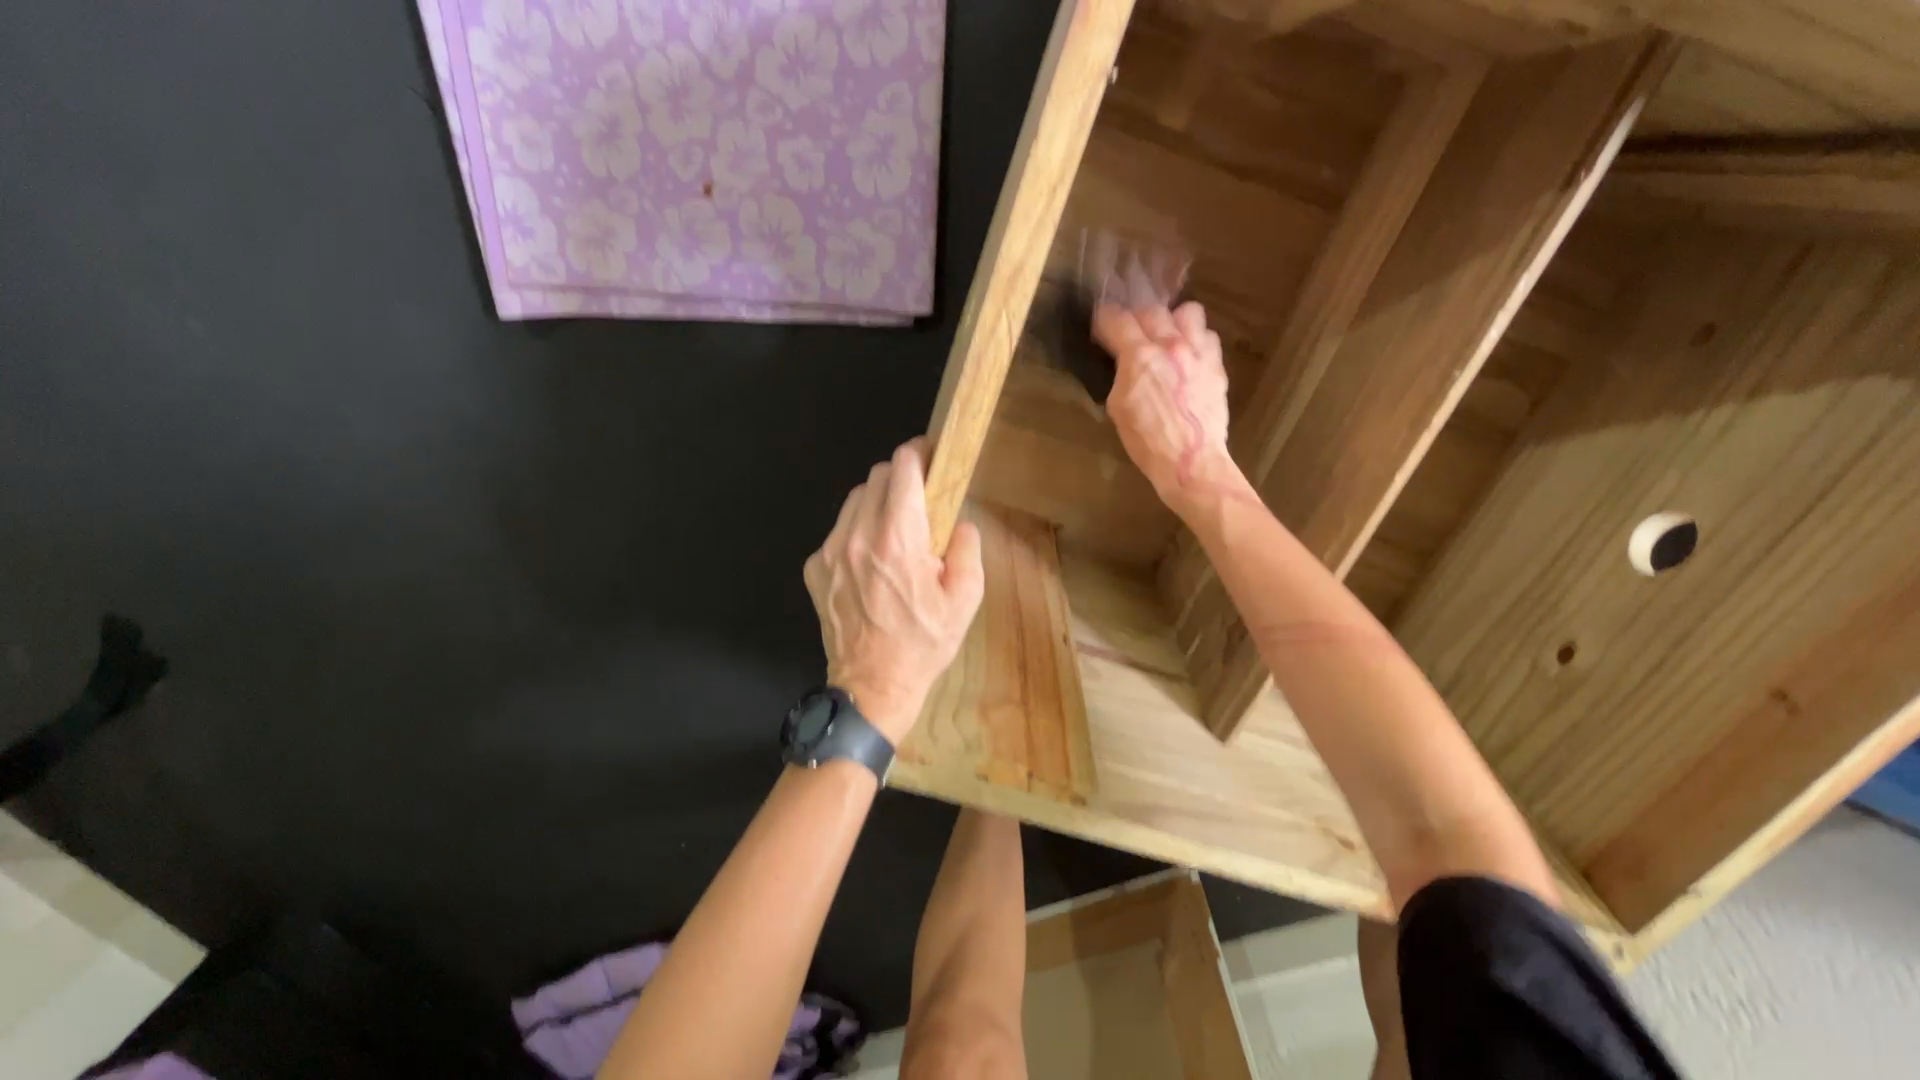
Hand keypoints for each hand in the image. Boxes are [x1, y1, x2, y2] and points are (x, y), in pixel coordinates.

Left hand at [804, 439, 984, 743]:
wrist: (873, 686)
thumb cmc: (923, 643)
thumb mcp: (965, 599)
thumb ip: (966, 548)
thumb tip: (957, 522)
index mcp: (897, 538)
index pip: (901, 468)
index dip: (918, 454)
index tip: (930, 456)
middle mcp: (857, 536)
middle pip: (876, 477)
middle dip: (900, 480)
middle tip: (919, 504)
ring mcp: (830, 552)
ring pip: (854, 502)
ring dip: (877, 506)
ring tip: (894, 537)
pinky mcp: (814, 569)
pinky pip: (837, 532)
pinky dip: (855, 535)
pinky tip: (870, 565)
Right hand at [1093, 301, 1249, 516]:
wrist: (1191, 461)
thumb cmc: (1147, 442)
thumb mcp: (1118, 408)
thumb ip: (1121, 375)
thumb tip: (1124, 362)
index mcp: (1139, 356)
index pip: (1116, 319)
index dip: (1104, 320)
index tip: (1101, 326)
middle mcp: (1171, 345)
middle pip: (1151, 310)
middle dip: (1137, 319)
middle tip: (1131, 334)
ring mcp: (1198, 353)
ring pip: (1187, 312)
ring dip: (1173, 321)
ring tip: (1167, 339)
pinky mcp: (1217, 365)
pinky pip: (1208, 336)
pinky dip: (1196, 341)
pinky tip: (1188, 358)